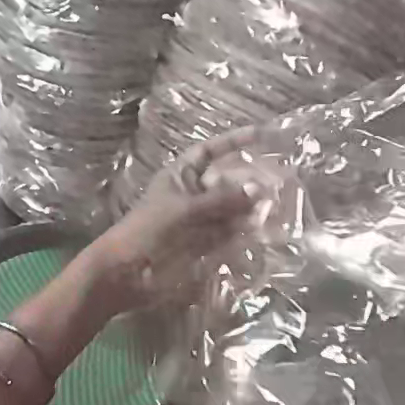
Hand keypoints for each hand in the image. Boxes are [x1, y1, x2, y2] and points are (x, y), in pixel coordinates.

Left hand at [85, 130, 262, 311]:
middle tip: (277, 183)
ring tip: (273, 208)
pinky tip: (260, 229)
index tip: (259, 134)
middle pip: (225, 182)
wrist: (127, 271)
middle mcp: (192, 194)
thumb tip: (259, 188)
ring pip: (229, 209)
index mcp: (181, 175)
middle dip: (248, 183)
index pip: (210, 151)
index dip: (233, 141)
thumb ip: (222, 200)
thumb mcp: (186, 209)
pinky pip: (227, 232)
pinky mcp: (202, 244)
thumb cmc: (149, 229)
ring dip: (248, 209)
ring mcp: (198, 219)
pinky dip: (242, 231)